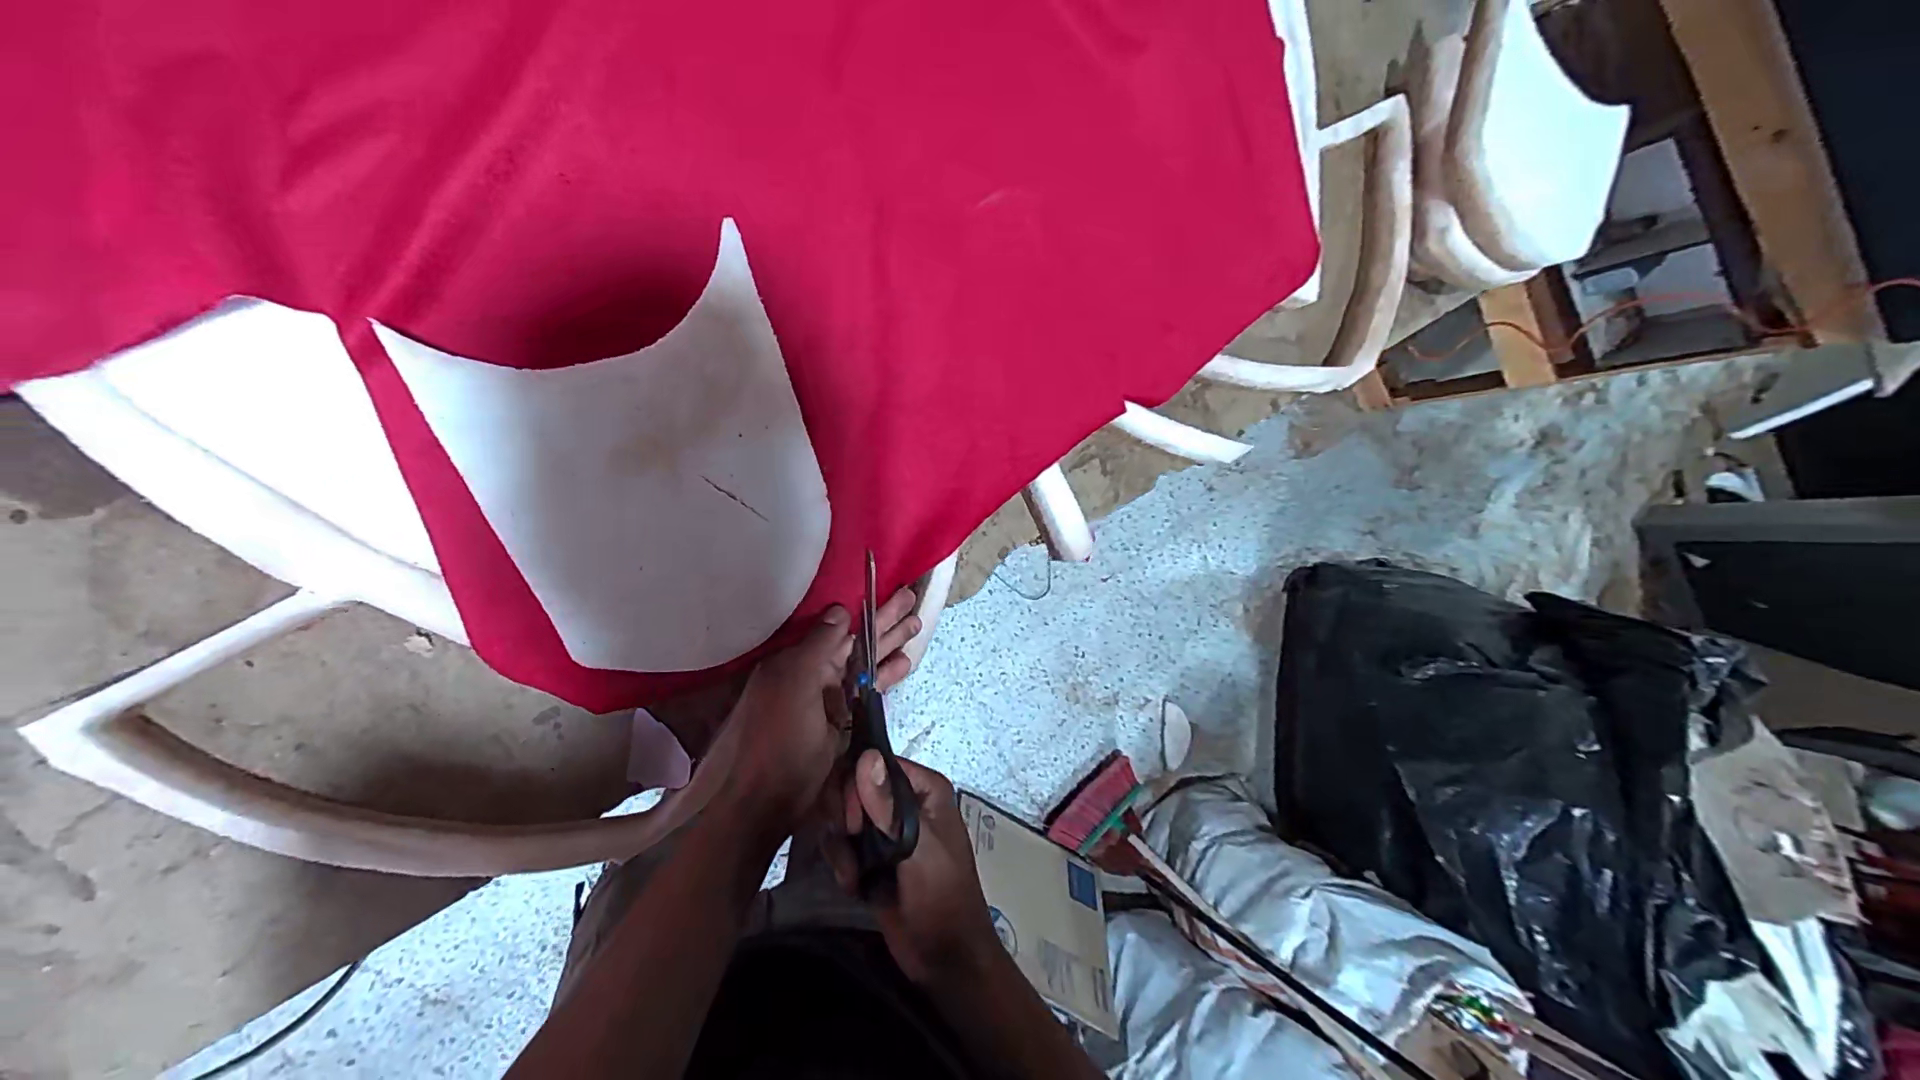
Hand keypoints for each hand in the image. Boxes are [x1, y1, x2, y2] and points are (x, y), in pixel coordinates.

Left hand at [704, 587, 923, 837]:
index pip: (840, 627)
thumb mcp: (794, 685)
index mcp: (798, 662)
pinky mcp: (841, 724)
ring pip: (865, 665)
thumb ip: (818, 646)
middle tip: (911, 598)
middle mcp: (814, 676)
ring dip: (890, 645)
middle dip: (885, 621)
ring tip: (917, 624)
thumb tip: (840, 610)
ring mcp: (828, 700)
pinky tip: (905, 662)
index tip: (889, 592)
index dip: (867, 610)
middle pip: (856, 642)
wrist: (764, 803)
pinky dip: (885, 676)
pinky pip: (866, 692)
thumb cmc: (777, 741)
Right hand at [823, 752, 1000, 986]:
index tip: (852, 822)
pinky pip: (839, 843)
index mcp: (924, 788)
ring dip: (840, 847)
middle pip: (850, 786)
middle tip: (850, 847)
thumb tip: (866, 758)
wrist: (944, 960)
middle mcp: (903, 800)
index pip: (873, 763)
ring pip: (840, 815)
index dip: (855, 787)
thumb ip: (889, 808)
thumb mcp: (919, 851)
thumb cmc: (943, 899)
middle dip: (844, 819)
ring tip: (853, 875)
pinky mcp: (869, 855)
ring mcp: (884, 828)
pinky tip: (853, 885)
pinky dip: (840, 864)